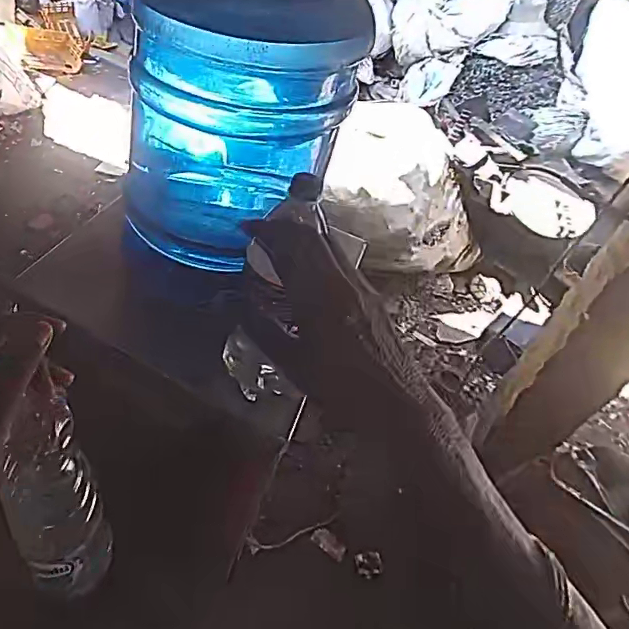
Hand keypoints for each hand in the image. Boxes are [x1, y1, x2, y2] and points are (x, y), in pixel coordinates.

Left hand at [0, 312, 60, 544]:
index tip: (62, 331)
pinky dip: (21, 390)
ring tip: (54, 395)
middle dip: (38, 357)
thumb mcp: (6, 392)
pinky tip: (35, 404)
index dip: (35, 323)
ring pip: (5, 368)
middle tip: (61, 378)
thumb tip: (43, 329)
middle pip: (6, 346)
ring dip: (33, 375)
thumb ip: (26, 356)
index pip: (4, 325)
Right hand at [241, 219, 449, 438]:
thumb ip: (261, 328)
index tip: (246, 226)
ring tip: (280, 244)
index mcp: (319, 295)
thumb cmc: (341, 389)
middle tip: (261, 229)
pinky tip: (307, 270)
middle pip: (312, 236)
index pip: (290, 246)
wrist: (395, 402)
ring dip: (302, 237)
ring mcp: (361, 285)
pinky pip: (340, 260)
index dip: (266, 230)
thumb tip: (233, 303)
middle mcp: (342, 281)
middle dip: (283, 226)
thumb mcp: (292, 363)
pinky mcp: (372, 294)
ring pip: (329, 244)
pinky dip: (318, 252)